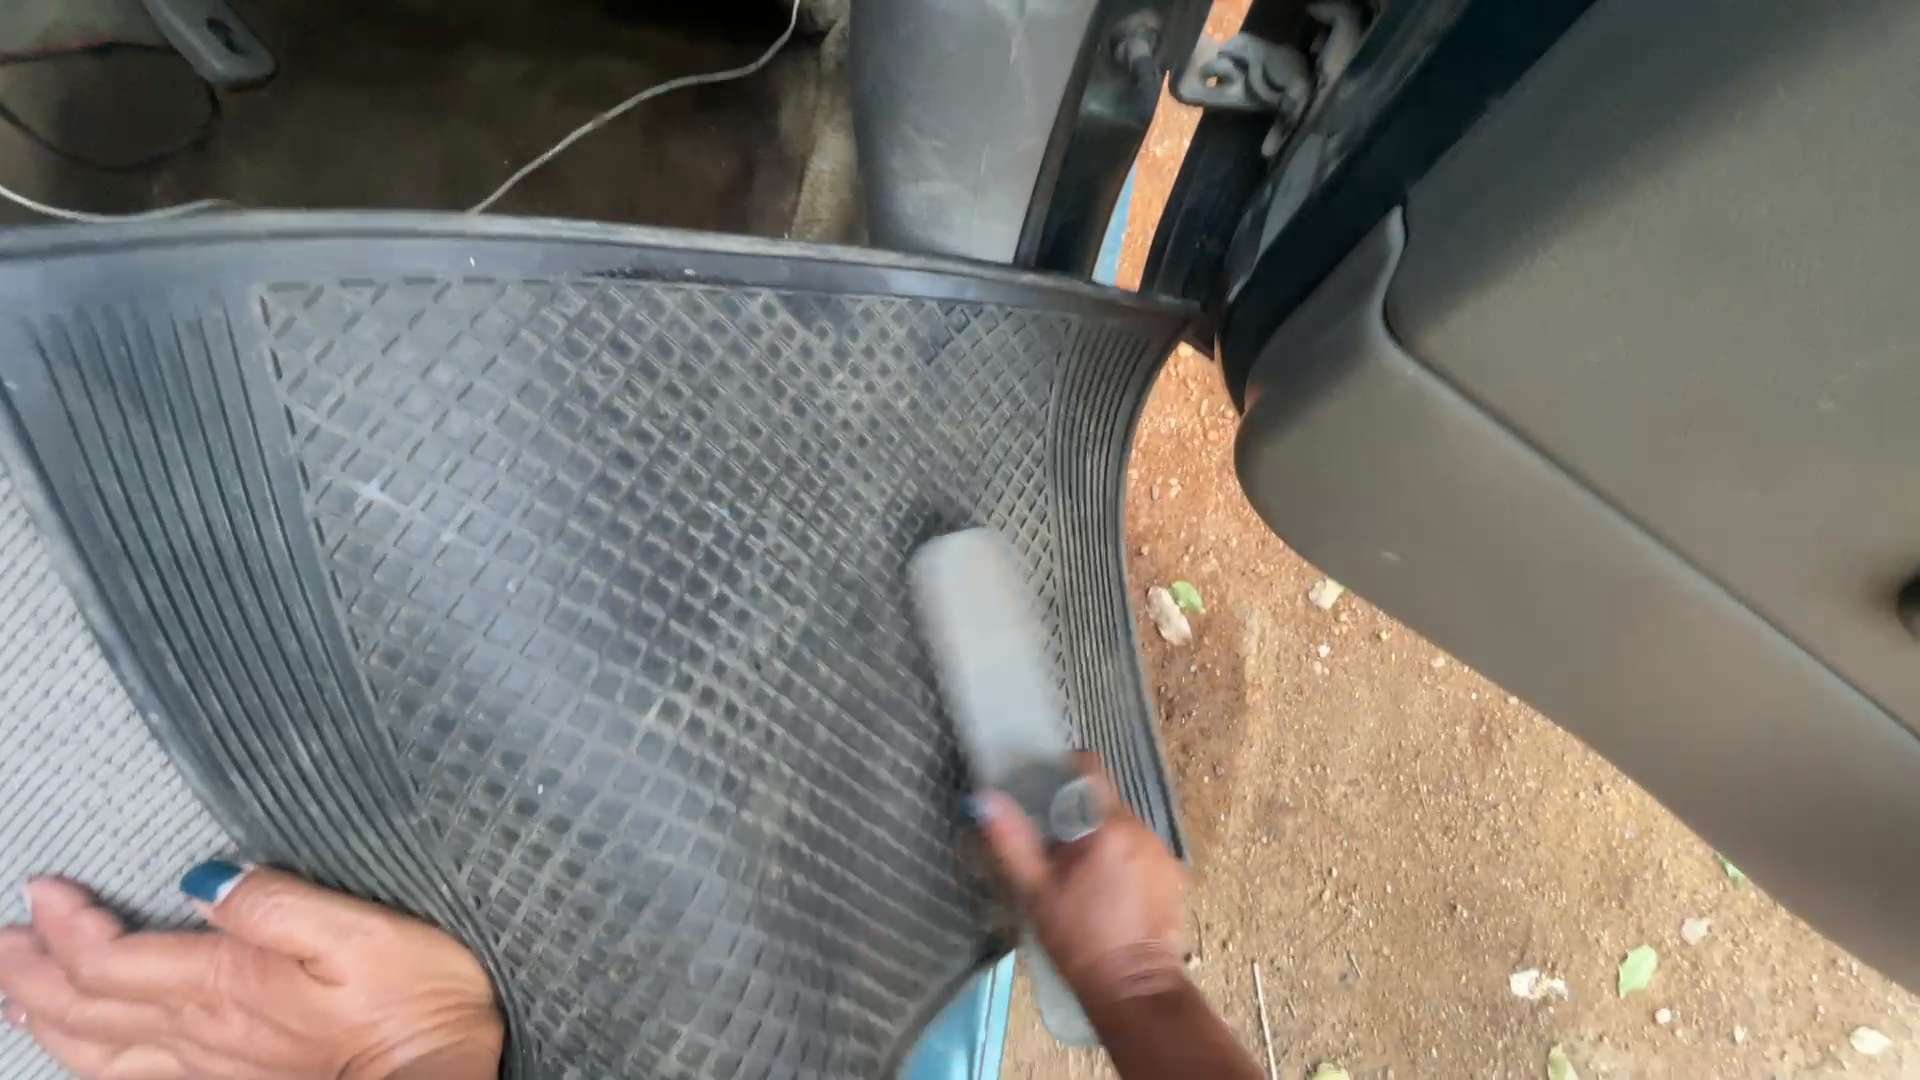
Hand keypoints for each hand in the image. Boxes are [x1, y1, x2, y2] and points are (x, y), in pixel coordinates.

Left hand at [0, 863, 502, 1079]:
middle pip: (86, 1003)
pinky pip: (124, 1073)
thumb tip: (206, 879)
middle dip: (33, 967)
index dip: (70, 922)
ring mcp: (208, 1060)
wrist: (430, 1067)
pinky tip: (79, 1045)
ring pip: (91, 1044)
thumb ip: (281, 906)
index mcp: (226, 983)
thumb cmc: (409, 989)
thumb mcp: (359, 931)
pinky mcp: (228, 1076)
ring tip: (13, 986)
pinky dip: (80, 1054)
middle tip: (6, 929)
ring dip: (42, 1012)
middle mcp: (199, 1027)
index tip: (45, 884)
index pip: (112, 956)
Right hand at [970, 756, 1186, 1009]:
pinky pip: (1141, 847)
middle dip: (1079, 814)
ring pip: (1122, 824)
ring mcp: (1161, 850)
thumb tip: (984, 798)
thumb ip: (1010, 840)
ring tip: (1082, 872)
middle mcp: (1140, 828)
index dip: (1066, 770)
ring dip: (1102, 836)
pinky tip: (1110, 889)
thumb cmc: (1080, 941)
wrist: (1136, 992)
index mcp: (1106, 825)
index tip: (1046, 789)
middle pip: (1103, 799)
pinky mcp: (1173, 872)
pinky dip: (1124, 856)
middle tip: (1056, 847)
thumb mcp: (1035, 893)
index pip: (1089, 768)